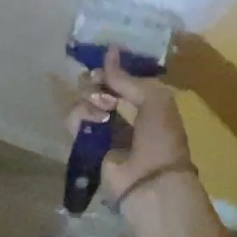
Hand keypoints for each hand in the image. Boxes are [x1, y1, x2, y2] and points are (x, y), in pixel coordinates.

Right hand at [67, 46, 193, 207]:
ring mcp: (104, 131)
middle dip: (97, 80)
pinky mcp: (87, 145)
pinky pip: (76, 122)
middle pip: (100, 88)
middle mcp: (125, 115)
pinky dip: (80, 116)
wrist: (150, 183)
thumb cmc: (160, 139)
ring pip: (86, 102)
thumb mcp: (155, 100)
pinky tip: (93, 120)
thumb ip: (128, 79)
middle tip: (97, 81)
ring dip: (90, 98)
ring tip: (100, 107)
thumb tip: (109, 53)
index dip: (113, 68)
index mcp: (147, 105)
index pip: (123, 79)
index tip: (104, 57)